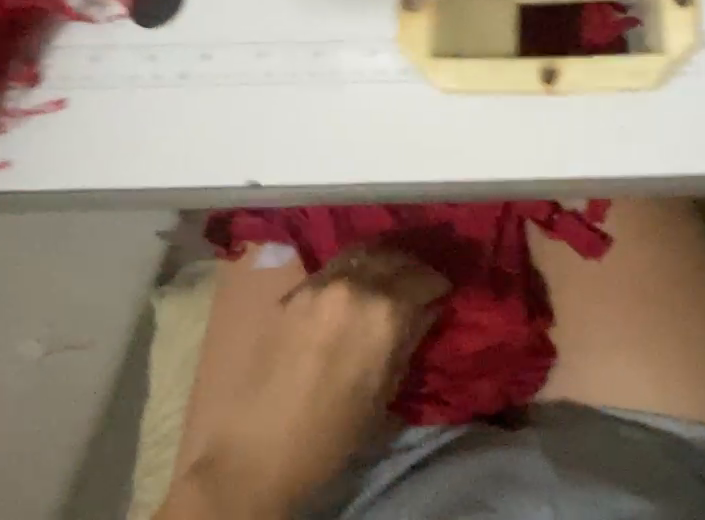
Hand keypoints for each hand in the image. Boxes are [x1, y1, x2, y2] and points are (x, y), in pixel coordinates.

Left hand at [174, 246, 449, 518]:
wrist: (260, 451)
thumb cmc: (335, 432)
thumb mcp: (387, 388)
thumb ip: (411, 338)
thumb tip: (428, 309)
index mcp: (386, 311)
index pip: (425, 278)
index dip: (439, 285)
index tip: (444, 293)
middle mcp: (354, 284)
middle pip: (395, 257)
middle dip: (413, 267)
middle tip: (420, 282)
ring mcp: (319, 283)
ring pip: (362, 253)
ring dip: (382, 260)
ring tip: (389, 277)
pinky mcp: (293, 292)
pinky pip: (333, 268)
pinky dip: (352, 270)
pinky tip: (354, 288)